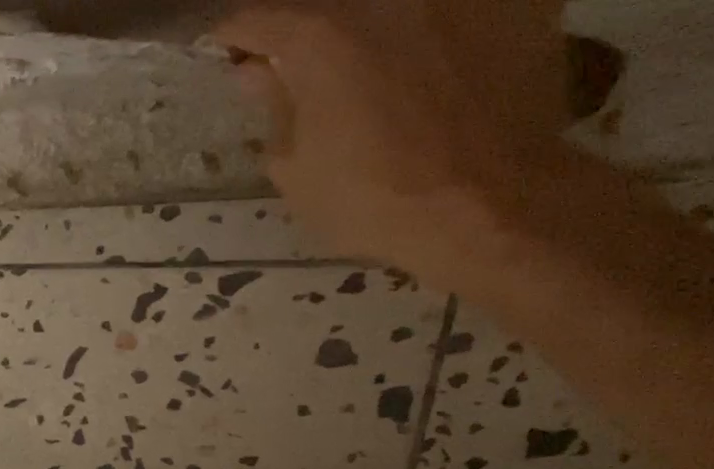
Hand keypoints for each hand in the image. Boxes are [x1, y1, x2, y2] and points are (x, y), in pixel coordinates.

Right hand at [215, 0, 571, 277]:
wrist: (488, 204)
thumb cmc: (371, 199)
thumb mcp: (295, 168)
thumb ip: (275, 106)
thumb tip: (256, 71)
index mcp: (319, 37)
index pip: (255, 18)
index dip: (234, 36)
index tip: (226, 51)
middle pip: (325, 4)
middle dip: (299, 28)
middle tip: (289, 61)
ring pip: (390, 8)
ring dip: (370, 28)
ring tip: (368, 72)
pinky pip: (458, 7)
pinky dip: (439, 25)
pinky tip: (436, 59)